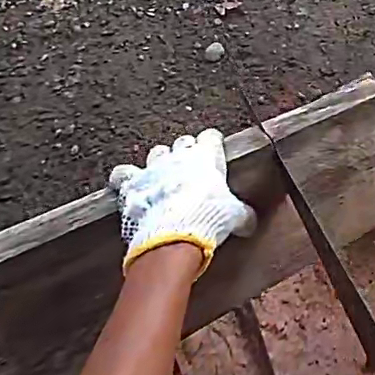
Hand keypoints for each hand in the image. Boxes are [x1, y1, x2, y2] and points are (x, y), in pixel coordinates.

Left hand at [109, 128, 254, 274]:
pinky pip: (123, 174)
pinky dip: (125, 179)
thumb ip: (243, 214)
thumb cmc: (208, 219)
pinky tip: (129, 186)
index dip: (212, 145)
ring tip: (163, 178)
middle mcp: (180, 155)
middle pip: (183, 142)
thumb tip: (251, 223)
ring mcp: (154, 167)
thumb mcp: (235, 217)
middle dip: (186, 153)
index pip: (211, 137)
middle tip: (191, 172)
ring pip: (156, 152)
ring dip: (159, 163)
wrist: (173, 237)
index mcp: (207, 156)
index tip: (214, 155)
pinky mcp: (133, 184)